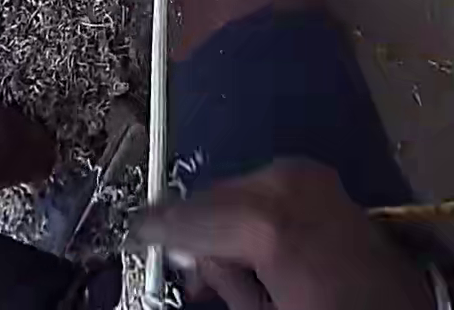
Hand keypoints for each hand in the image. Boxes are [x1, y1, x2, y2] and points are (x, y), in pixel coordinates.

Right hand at [131, 158, 436, 309]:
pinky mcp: (317, 176)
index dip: (160, 225)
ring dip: (223, 218)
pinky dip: (250, 210)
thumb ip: (225, 280)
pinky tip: (251, 241)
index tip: (136, 229)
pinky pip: (265, 188)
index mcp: (267, 220)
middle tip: (183, 262)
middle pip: (214, 197)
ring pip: (238, 189)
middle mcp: (280, 180)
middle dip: (194, 224)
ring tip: (219, 260)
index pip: (193, 216)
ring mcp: (303, 173)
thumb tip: (196, 253)